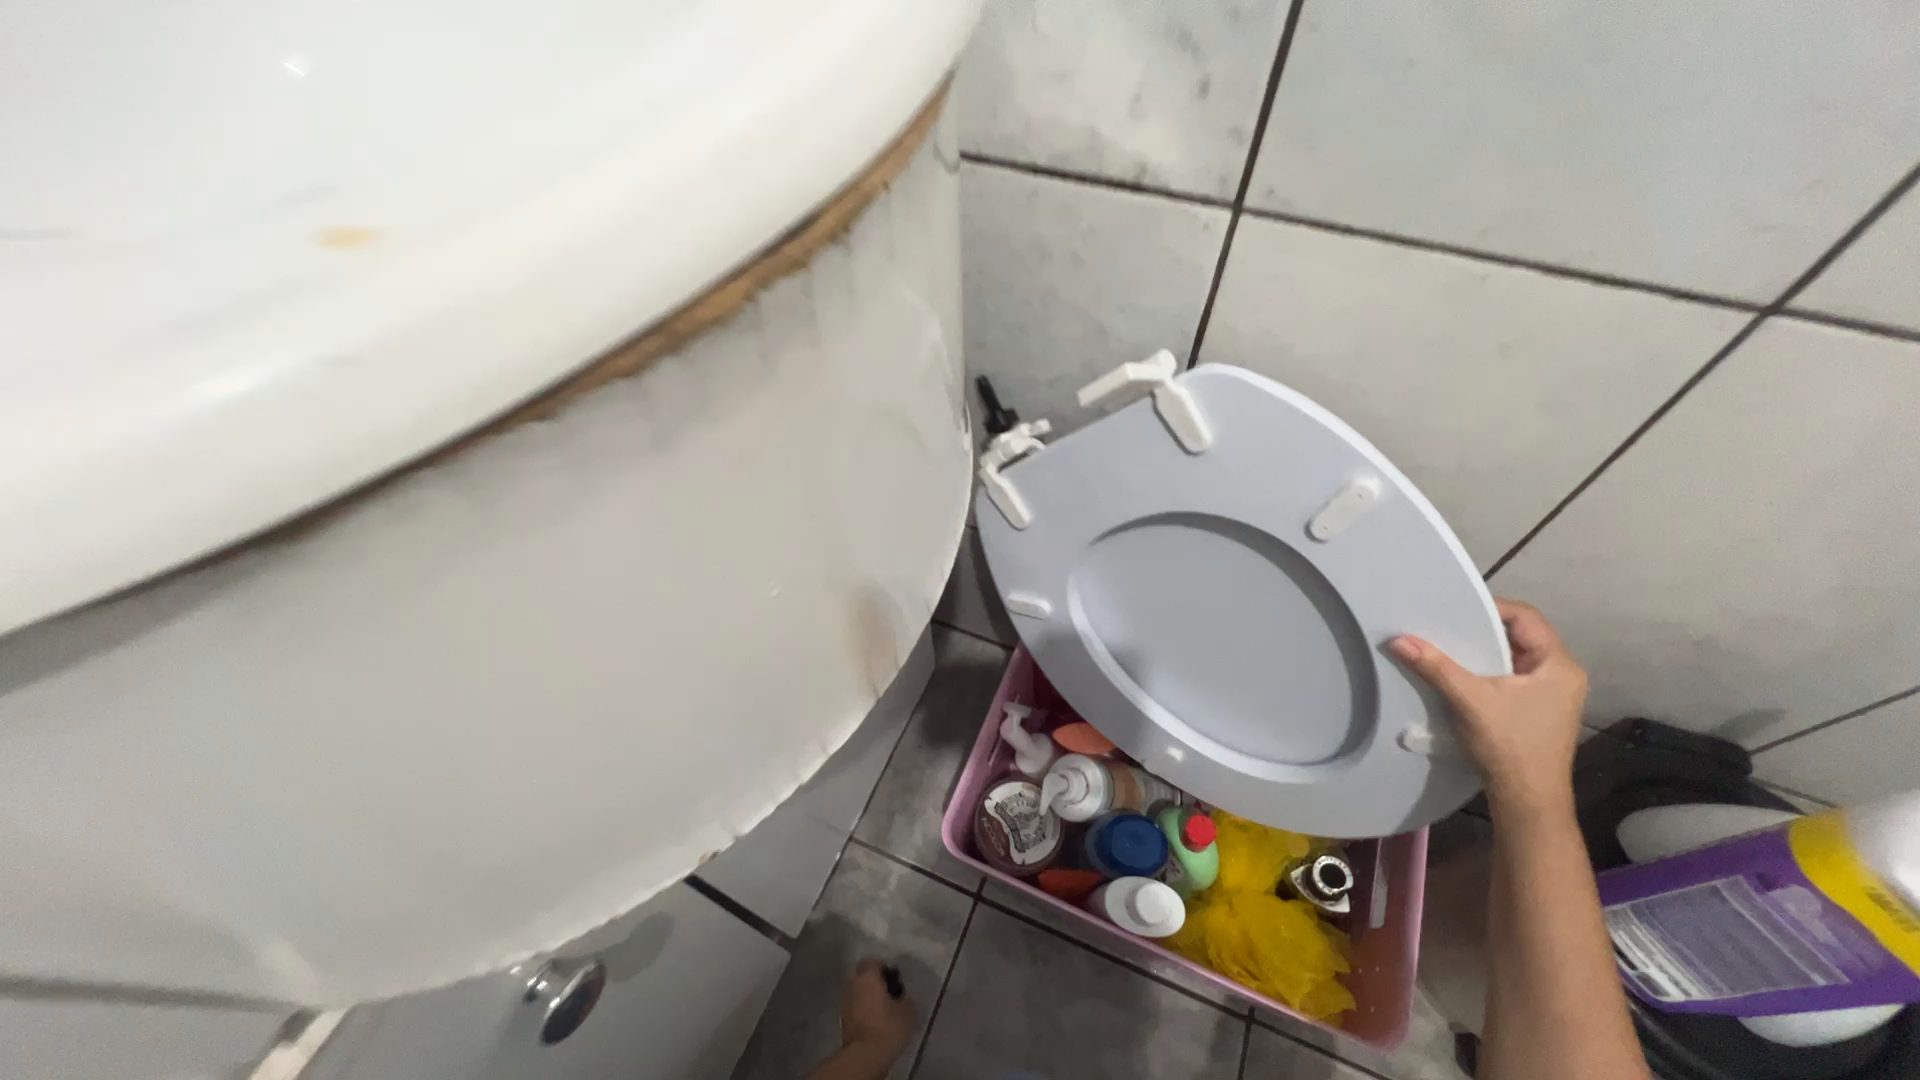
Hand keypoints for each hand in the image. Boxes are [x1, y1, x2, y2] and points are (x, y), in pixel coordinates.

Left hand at [839, 959, 914, 1062]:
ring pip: (856, 992)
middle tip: (887, 993)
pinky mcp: (843, 1020)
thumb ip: (903, 997)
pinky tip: (874, 1021)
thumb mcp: (908, 1009)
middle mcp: (852, 984)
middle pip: (861, 975)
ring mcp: (845, 1002)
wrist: (865, 1054)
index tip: (893, 980)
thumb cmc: (888, 1026)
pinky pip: (854, 1007)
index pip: (872, 961)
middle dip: (872, 982)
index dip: (883, 968)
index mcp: (867, 976)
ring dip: (866, 997)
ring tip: (881, 1010)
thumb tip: (899, 996)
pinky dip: (862, 1010)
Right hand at [1391, 599, 1588, 813]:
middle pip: (1519, 635)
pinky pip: (1509, 674)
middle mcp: (1561, 673)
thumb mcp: (1470, 700)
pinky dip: (1485, 668)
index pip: (1525, 617)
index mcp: (1559, 665)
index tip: (1453, 607)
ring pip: (1513, 656)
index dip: (1490, 607)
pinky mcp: (1537, 708)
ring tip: (1446, 644)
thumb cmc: (1509, 745)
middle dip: (1481, 628)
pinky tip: (1458, 672)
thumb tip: (1398, 639)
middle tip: (1444, 623)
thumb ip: (1436, 667)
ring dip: (1481, 650)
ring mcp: (1551, 692)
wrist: (1527, 799)